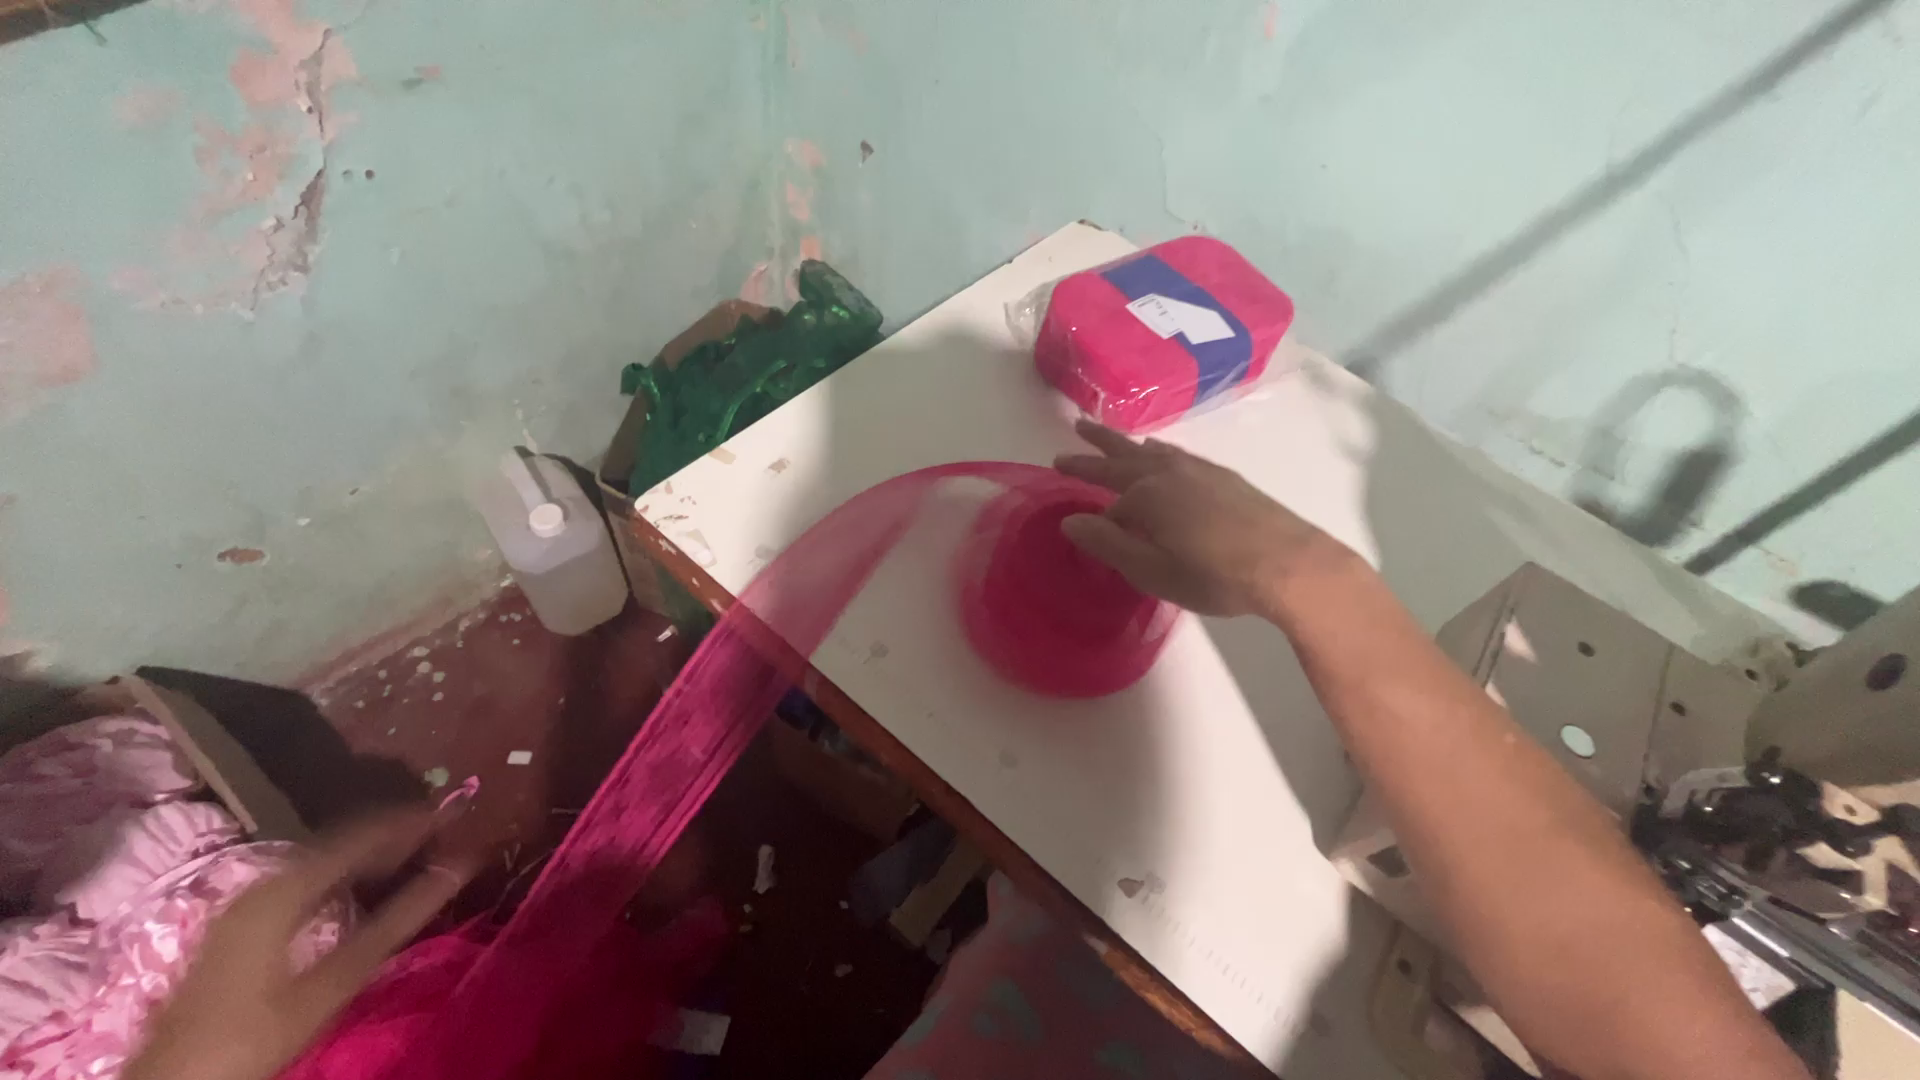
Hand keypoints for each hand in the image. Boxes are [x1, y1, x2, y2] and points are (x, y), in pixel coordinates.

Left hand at [124, 810, 474, 1079]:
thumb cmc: (257, 1034)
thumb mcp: (335, 980)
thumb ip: (399, 920)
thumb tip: (460, 866)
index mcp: (283, 888)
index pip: (360, 833)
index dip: (409, 821)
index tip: (451, 814)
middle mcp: (261, 883)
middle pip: (338, 841)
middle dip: (391, 834)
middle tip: (439, 830)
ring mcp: (245, 903)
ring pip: (322, 857)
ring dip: (368, 852)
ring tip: (413, 851)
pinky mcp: (240, 923)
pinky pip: (306, 876)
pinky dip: (343, 871)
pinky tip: (364, 883)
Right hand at [1054, 419, 1350, 617]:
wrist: (1289, 565)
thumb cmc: (1214, 575)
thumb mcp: (1152, 570)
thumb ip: (1108, 544)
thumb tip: (1068, 520)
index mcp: (1146, 496)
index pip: (1107, 503)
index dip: (1095, 520)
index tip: (1077, 524)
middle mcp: (1169, 473)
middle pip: (1123, 456)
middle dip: (1096, 446)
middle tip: (1074, 428)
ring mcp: (1200, 470)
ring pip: (1152, 451)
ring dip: (1126, 443)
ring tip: (1110, 435)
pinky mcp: (1225, 477)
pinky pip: (1178, 455)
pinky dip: (1159, 451)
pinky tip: (1163, 455)